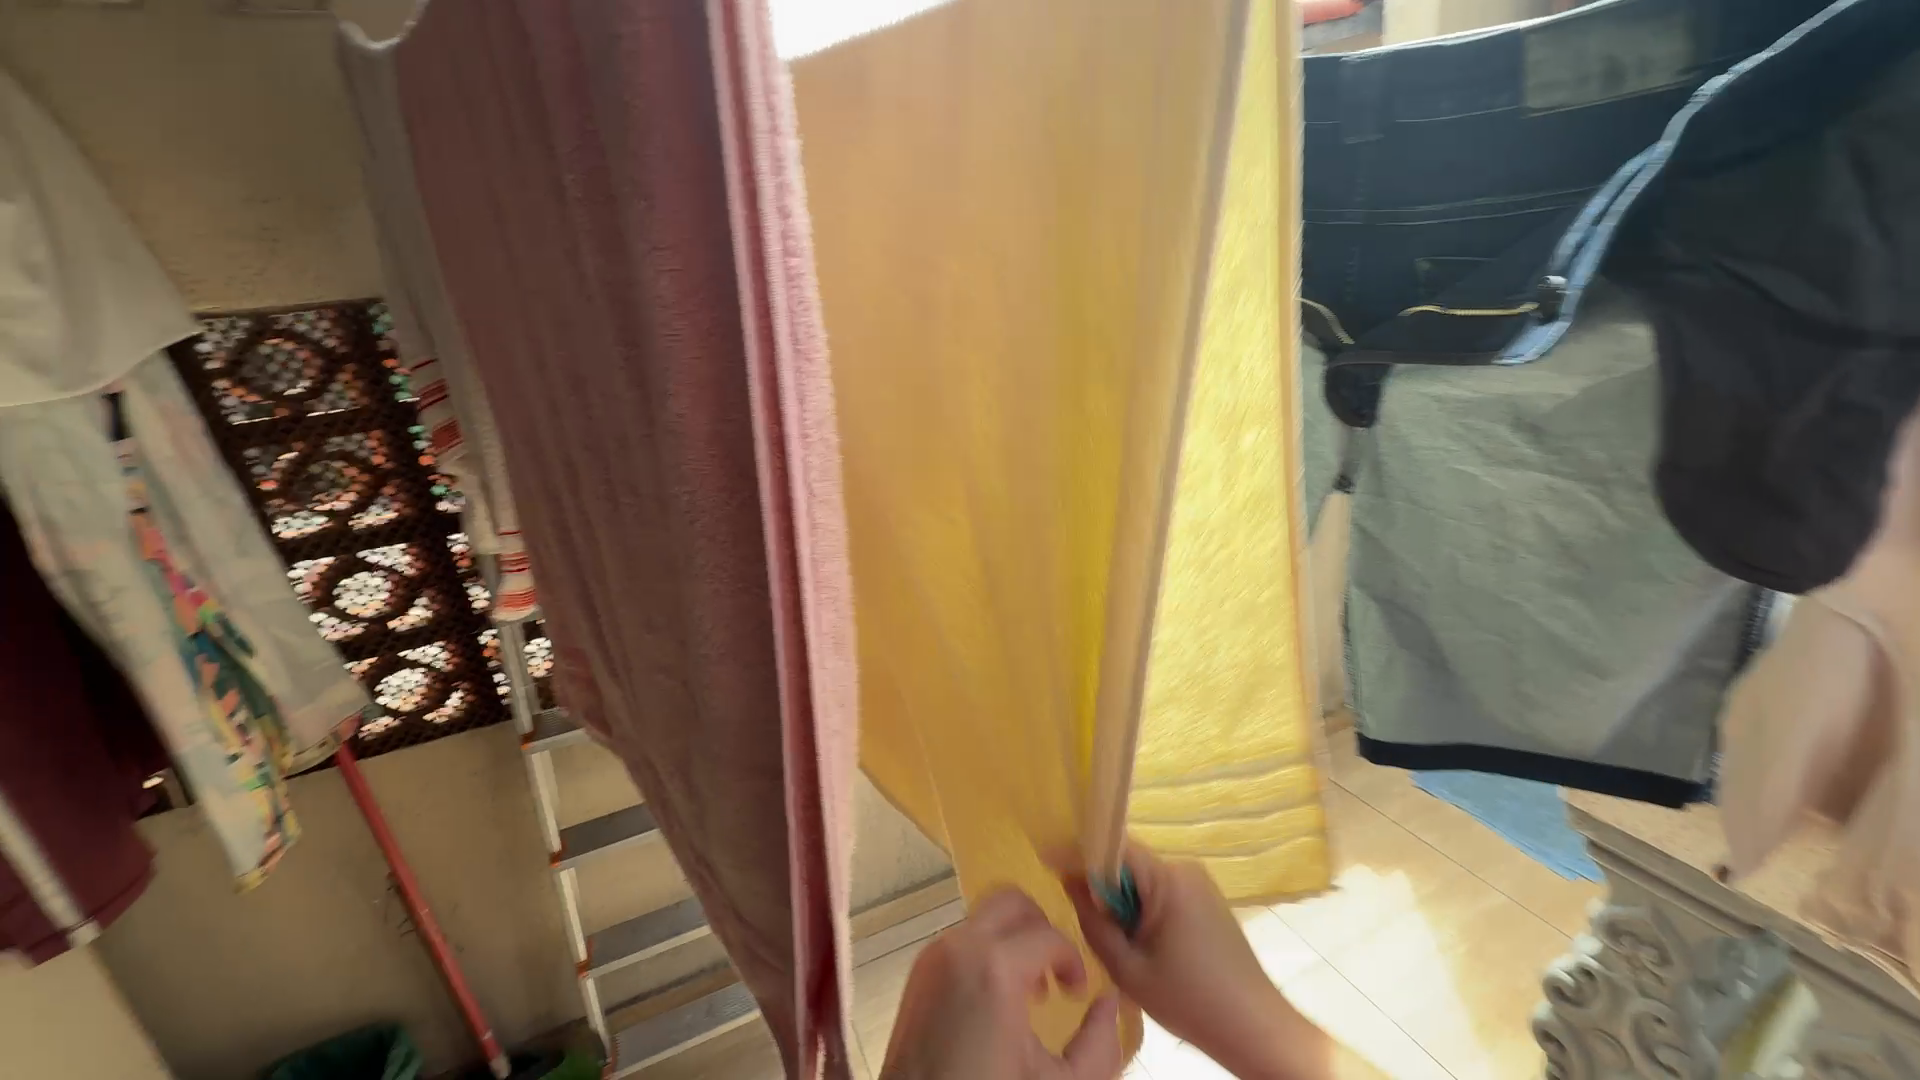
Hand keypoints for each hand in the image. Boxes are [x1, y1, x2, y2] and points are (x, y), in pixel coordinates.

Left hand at [879, 886, 1124, 1079]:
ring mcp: (934, 955)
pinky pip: (961, 940)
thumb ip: (1100, 1042)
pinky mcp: (918, 972)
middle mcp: (960, 946)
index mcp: (996, 967)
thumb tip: (1110, 1001)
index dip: (1073, 960)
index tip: (1079, 994)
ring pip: (984, 918)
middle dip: (1041, 929)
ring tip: (1028, 991)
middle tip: (1055, 973)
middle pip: (1011, 902)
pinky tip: (996, 1001)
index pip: (1049, 935)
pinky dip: (986, 953)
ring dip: (1013, 941)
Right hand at [1063, 844, 1331, 1079]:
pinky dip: (1142, 908)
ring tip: (1115, 939)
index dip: (1078, 852)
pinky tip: (1143, 943)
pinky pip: (1161, 890)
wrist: (1256, 1029)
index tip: (1046, 858)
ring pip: (1143, 878)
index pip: (1113, 847)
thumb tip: (1070, 879)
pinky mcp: (1206, 899)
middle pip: (1127, 862)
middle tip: (1081, 914)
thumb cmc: (1189, 1000)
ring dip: (1122, 899)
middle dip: (1101, 884)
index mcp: (1168, 878)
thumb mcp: (1128, 968)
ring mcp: (1199, 882)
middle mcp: (1185, 868)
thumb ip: (1094, 920)